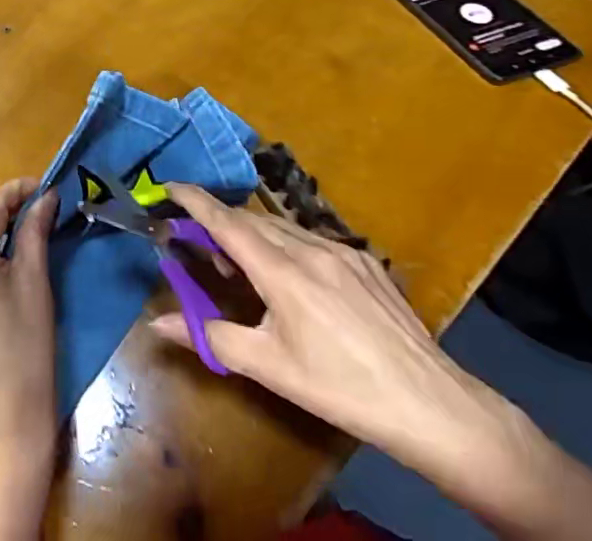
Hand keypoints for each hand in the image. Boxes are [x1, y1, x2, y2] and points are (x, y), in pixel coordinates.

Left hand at [0, 178, 61, 449]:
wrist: (11, 396)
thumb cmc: (29, 338)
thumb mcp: (35, 277)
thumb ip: (35, 229)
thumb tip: (46, 196)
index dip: (17, 189)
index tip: (46, 185)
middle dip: (4, 205)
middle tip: (39, 206)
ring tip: (22, 225)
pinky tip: (1, 247)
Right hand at [150, 184, 532, 492]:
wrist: (433, 406)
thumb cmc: (340, 388)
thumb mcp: (269, 367)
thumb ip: (210, 337)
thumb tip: (157, 322)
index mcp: (283, 273)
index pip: (227, 223)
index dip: (195, 201)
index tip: (169, 186)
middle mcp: (311, 250)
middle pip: (251, 220)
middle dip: (218, 221)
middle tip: (196, 242)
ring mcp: (343, 252)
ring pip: (282, 227)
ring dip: (251, 233)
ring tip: (238, 262)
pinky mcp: (366, 263)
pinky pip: (311, 239)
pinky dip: (284, 242)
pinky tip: (288, 272)